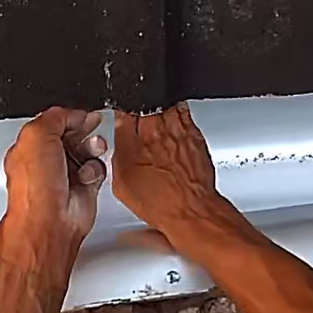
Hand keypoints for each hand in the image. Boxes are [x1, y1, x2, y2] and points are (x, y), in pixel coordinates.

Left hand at [1, 107, 108, 248]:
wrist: (49, 221)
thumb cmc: (35, 187)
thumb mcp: (38, 134)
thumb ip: (56, 117)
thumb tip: (75, 114)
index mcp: (30, 147)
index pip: (52, 123)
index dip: (68, 116)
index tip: (82, 114)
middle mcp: (46, 161)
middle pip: (72, 134)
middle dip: (84, 129)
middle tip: (91, 126)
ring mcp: (66, 175)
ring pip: (88, 149)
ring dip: (92, 147)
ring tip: (91, 150)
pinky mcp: (84, 187)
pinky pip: (98, 168)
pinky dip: (95, 169)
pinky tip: (86, 176)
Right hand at [112, 103, 235, 246]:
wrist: (192, 211)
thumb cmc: (159, 202)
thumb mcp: (122, 183)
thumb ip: (118, 153)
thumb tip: (118, 133)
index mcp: (132, 142)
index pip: (123, 110)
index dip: (121, 110)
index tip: (122, 116)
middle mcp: (155, 132)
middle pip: (144, 102)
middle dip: (140, 107)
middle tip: (138, 119)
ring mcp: (177, 130)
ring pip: (165, 102)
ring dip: (158, 108)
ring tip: (155, 123)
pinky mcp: (194, 134)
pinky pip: (183, 112)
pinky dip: (176, 115)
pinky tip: (171, 127)